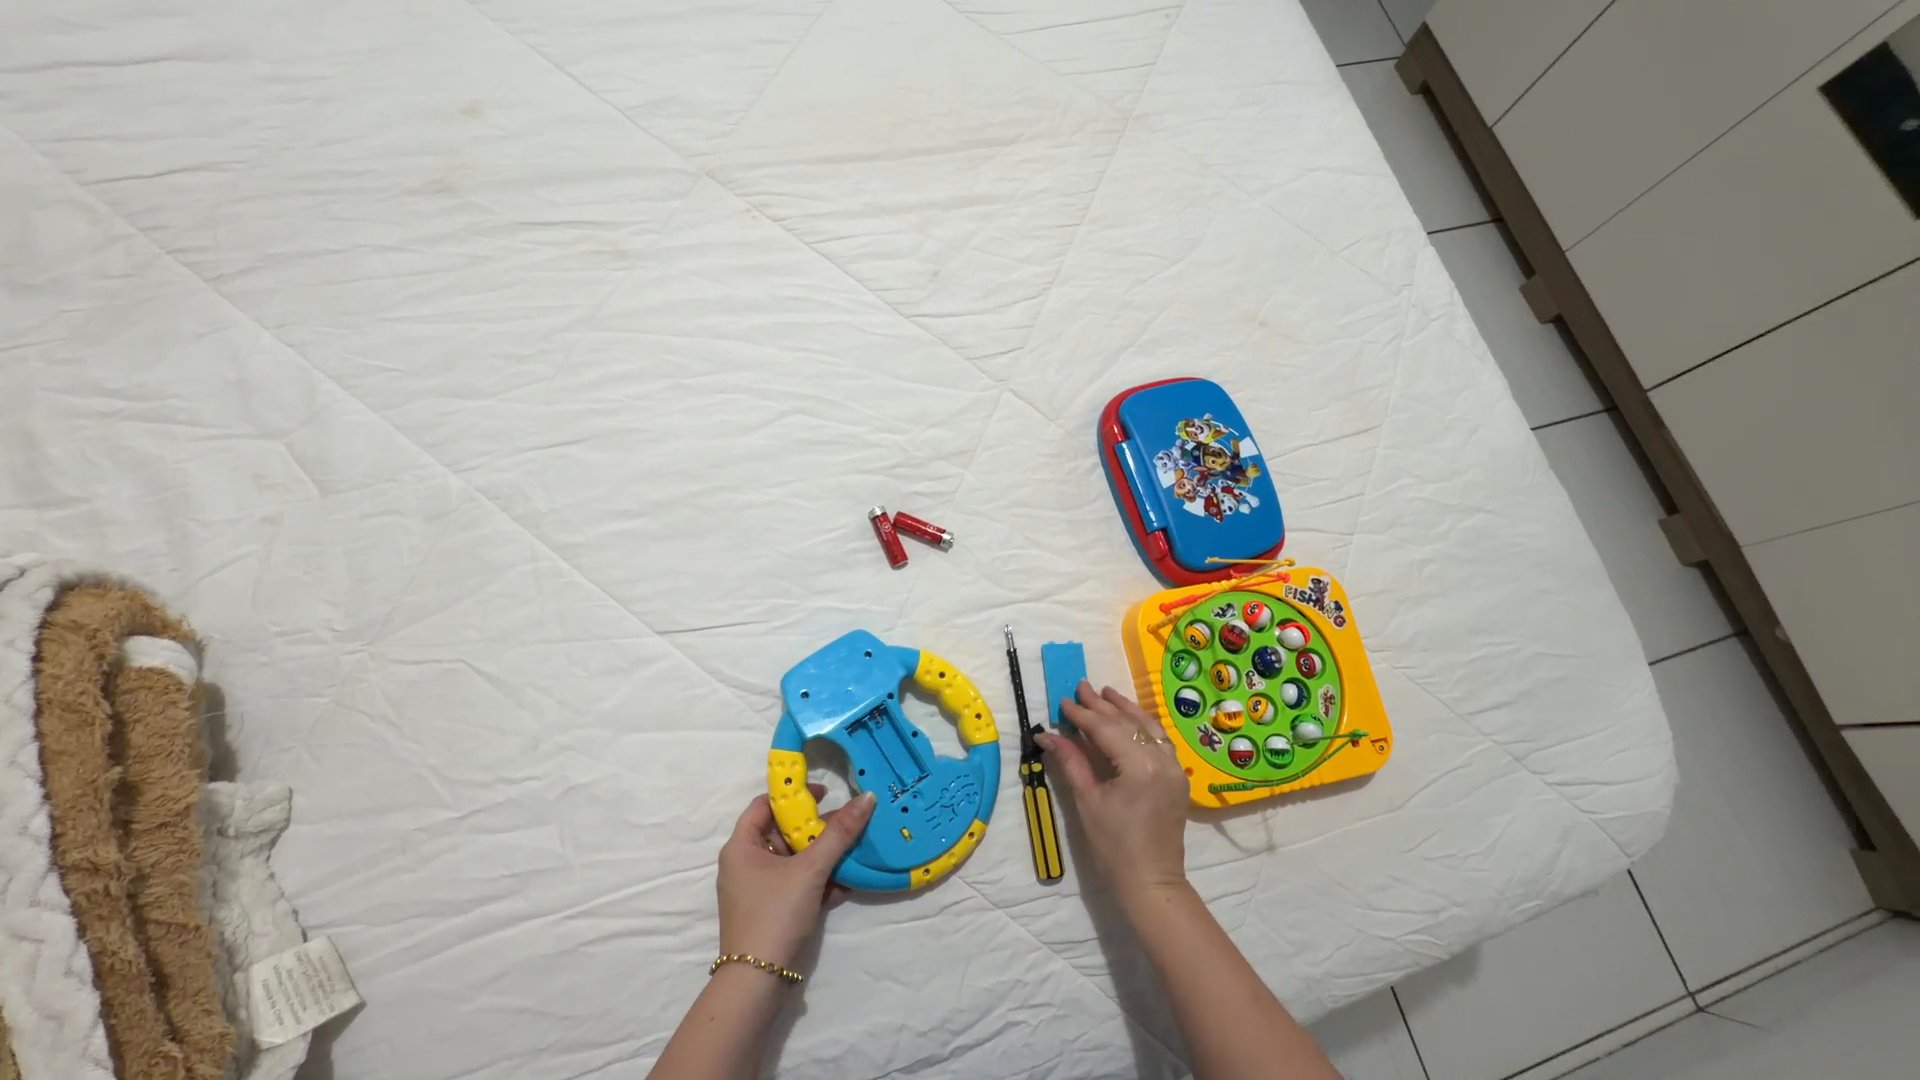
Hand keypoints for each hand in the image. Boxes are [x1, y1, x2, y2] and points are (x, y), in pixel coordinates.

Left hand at [717, 786, 876, 969]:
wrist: (758, 982)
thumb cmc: (775, 914)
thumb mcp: (810, 869)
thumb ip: (839, 833)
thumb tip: (867, 797)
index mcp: (741, 846)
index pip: (765, 805)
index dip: (794, 795)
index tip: (826, 794)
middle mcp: (746, 863)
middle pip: (784, 831)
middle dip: (818, 828)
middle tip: (848, 823)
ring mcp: (759, 889)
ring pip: (795, 859)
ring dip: (824, 855)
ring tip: (855, 849)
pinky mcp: (773, 910)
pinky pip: (798, 883)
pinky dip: (820, 880)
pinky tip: (848, 882)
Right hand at [1038, 682, 1189, 907]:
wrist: (1150, 882)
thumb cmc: (1113, 847)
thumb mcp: (1087, 801)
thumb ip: (1071, 762)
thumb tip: (1047, 735)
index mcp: (1139, 766)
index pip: (1106, 729)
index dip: (1082, 714)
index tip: (1063, 701)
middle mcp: (1162, 760)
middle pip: (1128, 724)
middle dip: (1102, 705)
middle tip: (1080, 686)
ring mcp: (1175, 768)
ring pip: (1149, 728)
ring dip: (1126, 710)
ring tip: (1105, 693)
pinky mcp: (1179, 777)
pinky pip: (1160, 742)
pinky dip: (1142, 726)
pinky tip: (1129, 718)